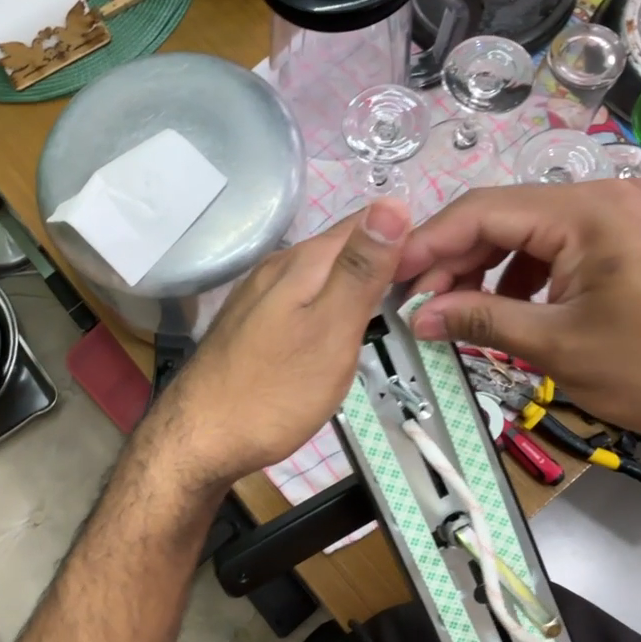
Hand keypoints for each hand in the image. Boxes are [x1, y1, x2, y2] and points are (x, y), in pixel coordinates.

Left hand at [133, 200, 410, 492]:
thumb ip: (361, 269)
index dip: (406, 235)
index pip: (364, 223)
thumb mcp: (331, 330)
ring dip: (356, 286)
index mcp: (301, 262)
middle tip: (427, 296)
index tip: (441, 265)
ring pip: (322, 277)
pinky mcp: (251, 325)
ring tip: (392, 316)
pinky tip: (339, 334)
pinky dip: (329, 309)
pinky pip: (303, 301)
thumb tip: (392, 201)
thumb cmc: (274, 391)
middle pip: (342, 249)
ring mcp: (259, 297)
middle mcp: (276, 268)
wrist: (199, 440)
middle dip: (383, 261)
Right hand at [393, 182, 640, 455]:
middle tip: (418, 302)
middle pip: (505, 216)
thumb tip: (418, 314)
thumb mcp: (557, 345)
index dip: (428, 243)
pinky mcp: (638, 241)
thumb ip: (479, 319)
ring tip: (458, 311)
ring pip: (532, 232)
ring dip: (488, 269)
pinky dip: (527, 275)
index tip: (390, 275)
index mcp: (587, 210)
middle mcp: (607, 197)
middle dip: (456, 260)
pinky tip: (512, 309)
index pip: (483, 210)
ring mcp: (627, 216)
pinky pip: (564, 247)